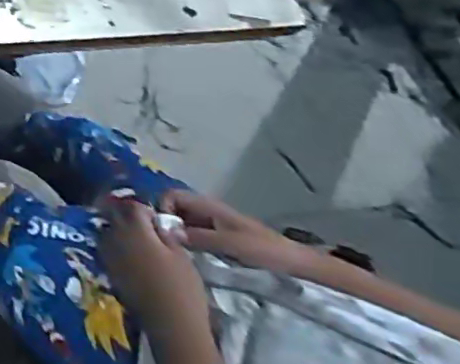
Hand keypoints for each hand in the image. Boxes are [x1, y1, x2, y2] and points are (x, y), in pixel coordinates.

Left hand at [99, 199, 206, 329]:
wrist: (171, 324)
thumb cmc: (182, 288)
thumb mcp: (182, 258)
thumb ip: (167, 236)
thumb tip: (159, 224)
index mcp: (135, 228)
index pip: (134, 207)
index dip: (145, 209)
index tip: (155, 218)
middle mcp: (116, 234)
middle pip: (115, 214)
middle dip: (126, 215)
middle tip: (142, 225)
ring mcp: (108, 251)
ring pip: (107, 229)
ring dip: (117, 229)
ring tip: (133, 239)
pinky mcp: (106, 267)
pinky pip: (106, 247)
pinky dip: (114, 245)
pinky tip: (127, 255)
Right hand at [164, 192, 324, 278]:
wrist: (296, 264)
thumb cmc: (263, 249)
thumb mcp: (229, 243)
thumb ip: (197, 236)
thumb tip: (166, 231)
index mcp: (206, 204)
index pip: (171, 195)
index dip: (162, 208)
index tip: (163, 230)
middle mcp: (206, 209)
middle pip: (175, 208)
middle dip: (169, 223)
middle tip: (168, 244)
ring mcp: (213, 223)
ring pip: (184, 222)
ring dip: (179, 234)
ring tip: (178, 252)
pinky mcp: (219, 236)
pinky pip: (195, 233)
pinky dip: (190, 241)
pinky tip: (192, 256)